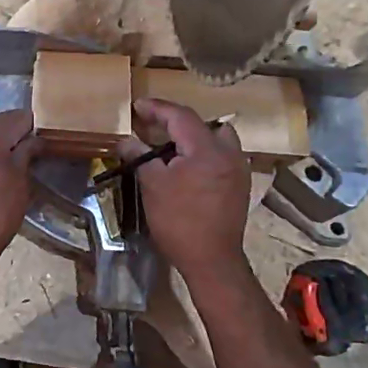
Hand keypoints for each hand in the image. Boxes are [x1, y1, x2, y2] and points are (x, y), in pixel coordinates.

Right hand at [124, 99, 250, 280]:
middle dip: (177, 121)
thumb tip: (127, 140)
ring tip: (172, 146)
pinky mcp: (239, 186)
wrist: (211, 260)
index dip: (157, 108)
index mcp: (207, 149)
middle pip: (204, 124)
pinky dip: (204, 153)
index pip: (181, 116)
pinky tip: (187, 167)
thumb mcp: (153, 185)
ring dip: (194, 136)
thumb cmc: (178, 221)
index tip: (137, 106)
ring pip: (217, 139)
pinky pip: (222, 156)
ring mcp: (238, 170)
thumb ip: (141, 156)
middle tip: (153, 125)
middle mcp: (229, 154)